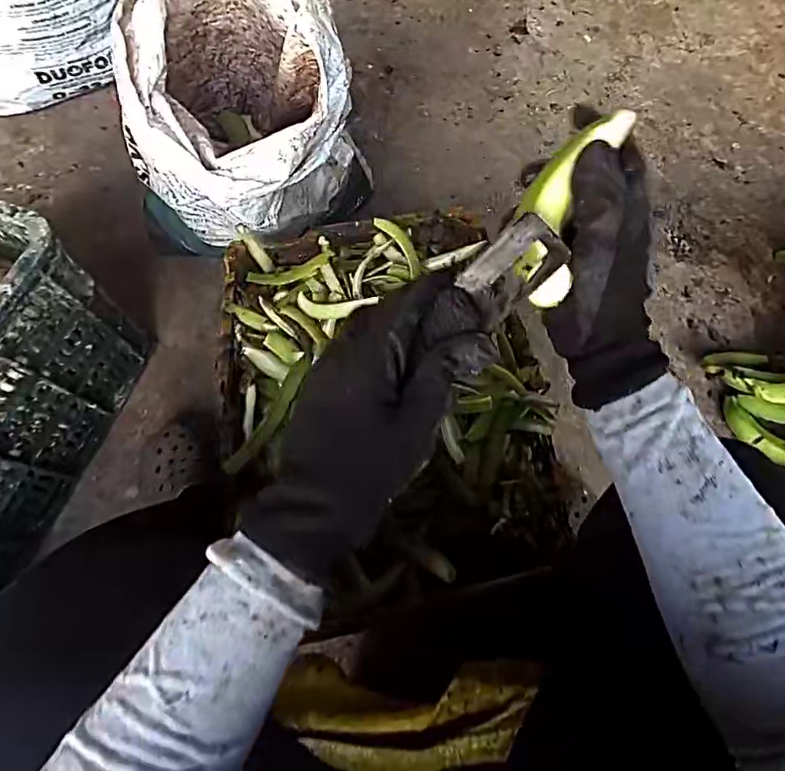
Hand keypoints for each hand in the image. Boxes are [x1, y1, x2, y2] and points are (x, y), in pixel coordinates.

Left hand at [239, 272, 493, 584]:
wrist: (310, 507)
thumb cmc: (369, 469)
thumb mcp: (415, 425)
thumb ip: (440, 374)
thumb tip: (474, 339)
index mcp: (369, 354)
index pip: (404, 303)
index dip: (432, 286)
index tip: (458, 277)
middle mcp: (343, 348)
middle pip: (383, 309)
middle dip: (417, 301)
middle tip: (450, 308)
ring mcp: (326, 363)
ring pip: (366, 325)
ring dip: (397, 319)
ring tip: (429, 330)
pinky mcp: (320, 380)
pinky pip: (354, 344)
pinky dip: (381, 338)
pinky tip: (398, 359)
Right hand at [543, 117, 668, 407]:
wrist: (596, 346)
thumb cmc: (602, 295)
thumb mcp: (604, 240)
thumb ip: (601, 193)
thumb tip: (596, 145)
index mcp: (628, 208)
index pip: (623, 156)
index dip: (605, 130)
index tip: (577, 114)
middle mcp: (612, 215)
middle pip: (587, 173)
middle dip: (557, 166)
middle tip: (529, 173)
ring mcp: (591, 235)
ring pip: (564, 197)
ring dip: (538, 195)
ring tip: (517, 208)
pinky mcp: (571, 253)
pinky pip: (549, 225)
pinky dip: (529, 223)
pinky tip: (514, 234)